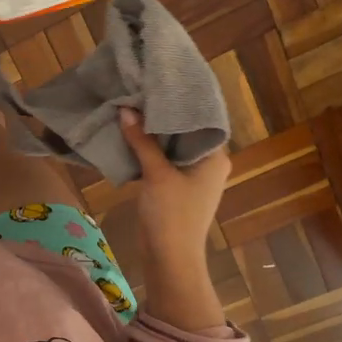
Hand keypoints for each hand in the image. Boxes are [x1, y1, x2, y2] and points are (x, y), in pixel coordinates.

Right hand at [120, 107, 229, 270]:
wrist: (170, 257)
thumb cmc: (172, 214)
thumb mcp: (156, 174)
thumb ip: (142, 141)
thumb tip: (126, 109)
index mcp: (215, 157)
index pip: (201, 119)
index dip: (180, 102)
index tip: (158, 83)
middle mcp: (209, 163)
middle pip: (185, 131)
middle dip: (161, 116)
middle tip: (139, 92)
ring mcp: (193, 176)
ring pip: (173, 146)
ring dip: (153, 133)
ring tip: (130, 109)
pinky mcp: (177, 186)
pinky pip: (164, 160)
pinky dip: (149, 149)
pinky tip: (130, 137)